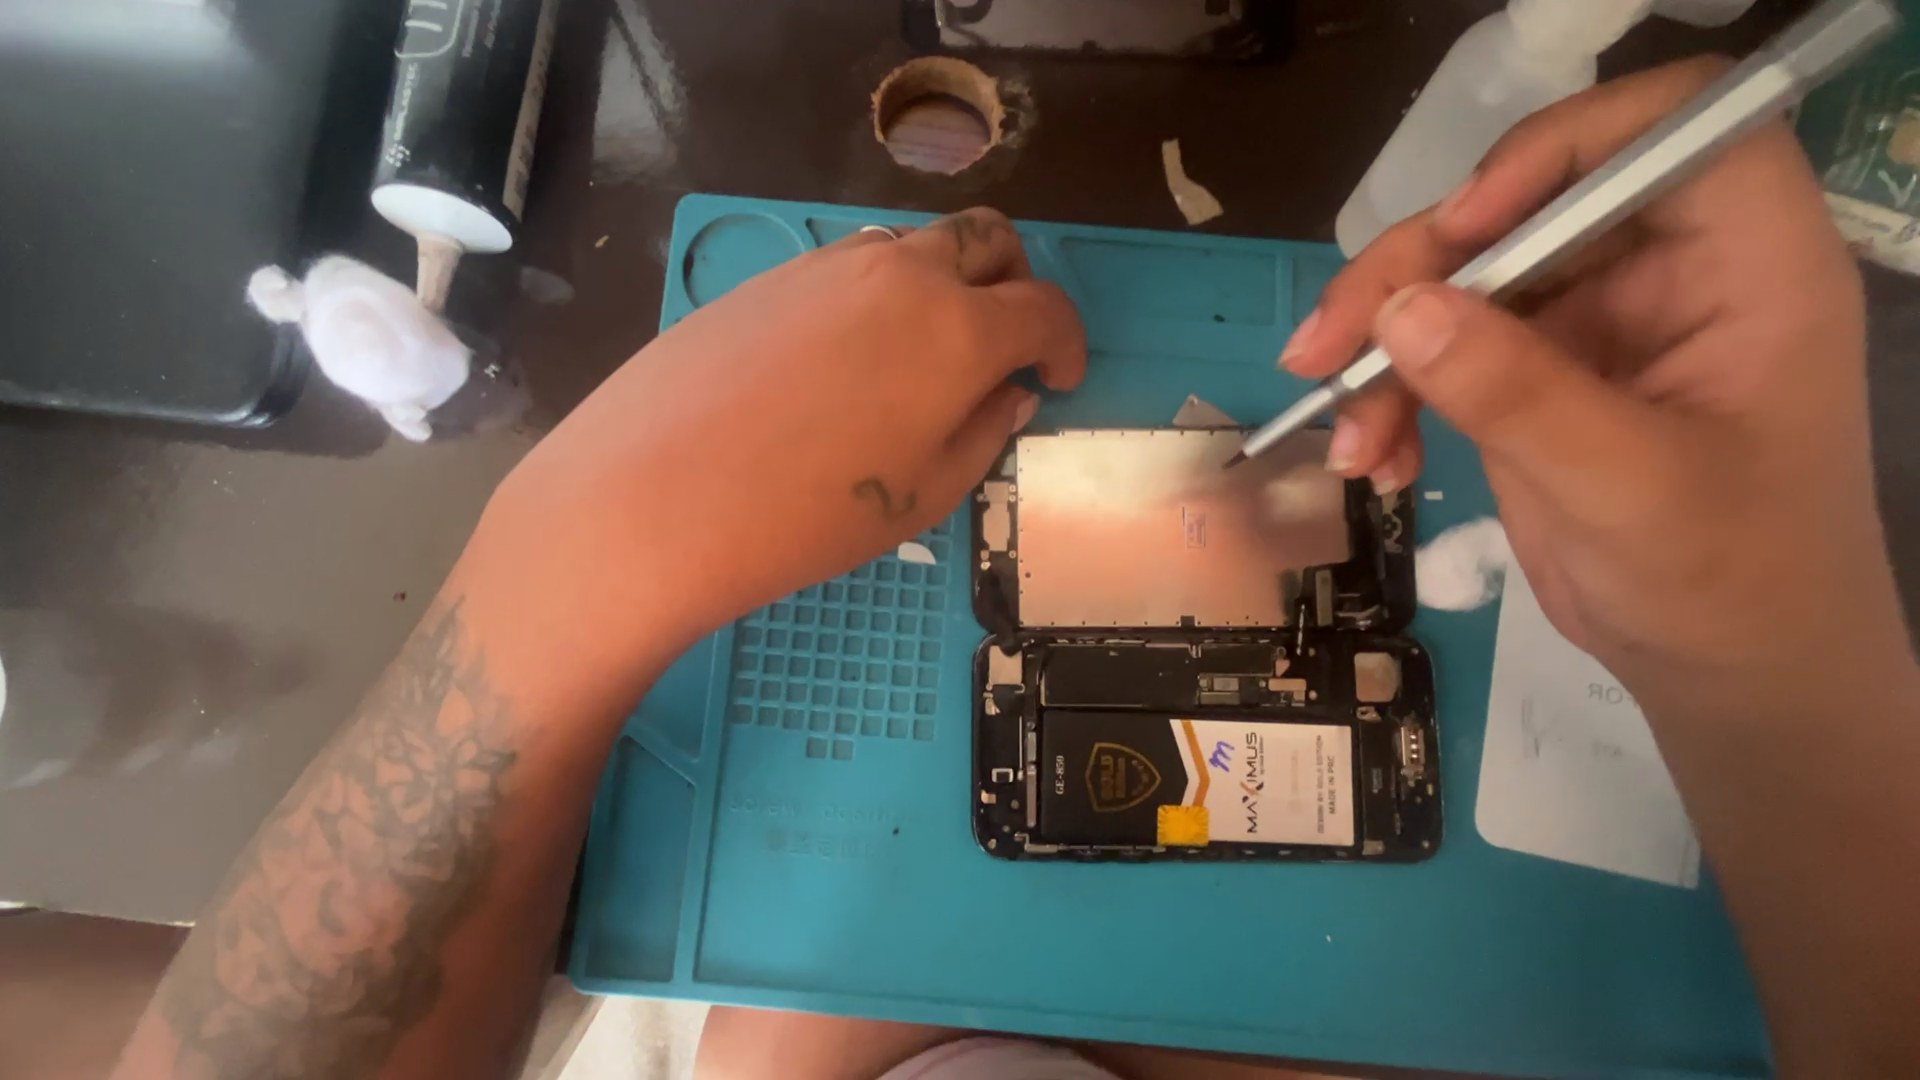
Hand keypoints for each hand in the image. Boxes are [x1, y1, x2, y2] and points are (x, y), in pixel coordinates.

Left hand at [474, 209, 1085, 666]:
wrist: (658, 496)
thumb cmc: (809, 517)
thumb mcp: (925, 493)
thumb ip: (984, 431)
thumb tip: (1012, 393)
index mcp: (958, 331)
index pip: (1046, 306)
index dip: (1066, 342)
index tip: (1058, 378)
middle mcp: (904, 274)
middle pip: (990, 240)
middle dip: (1016, 285)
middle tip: (1005, 345)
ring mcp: (834, 264)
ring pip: (921, 246)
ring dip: (949, 284)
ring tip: (926, 355)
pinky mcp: (777, 275)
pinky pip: (856, 265)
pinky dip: (886, 294)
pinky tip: (853, 358)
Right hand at [1283, 60, 1910, 700]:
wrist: (1712, 661)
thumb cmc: (1721, 574)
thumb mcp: (1622, 482)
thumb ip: (1514, 391)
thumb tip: (1396, 313)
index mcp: (1735, 268)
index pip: (1658, 135)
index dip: (1552, 155)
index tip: (1458, 233)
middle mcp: (1652, 279)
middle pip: (1509, 219)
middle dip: (1402, 282)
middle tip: (1319, 353)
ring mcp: (1575, 332)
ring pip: (1448, 293)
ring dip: (1375, 361)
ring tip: (1346, 443)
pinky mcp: (1518, 383)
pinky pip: (1429, 363)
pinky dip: (1388, 409)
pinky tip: (1376, 466)